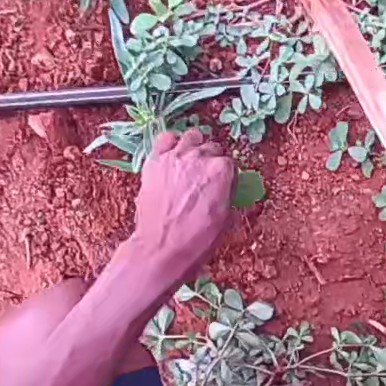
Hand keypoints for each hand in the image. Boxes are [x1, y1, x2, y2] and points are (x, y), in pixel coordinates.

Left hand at [127, 128, 235, 292]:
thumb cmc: (196, 239)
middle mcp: (199, 158)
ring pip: (191, 137)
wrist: (162, 248)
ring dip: (195, 146)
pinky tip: (173, 153)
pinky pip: (165, 139)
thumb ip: (229, 198)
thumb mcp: (225, 221)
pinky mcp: (155, 160)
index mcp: (222, 171)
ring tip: (192, 160)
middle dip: (212, 160)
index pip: (230, 163)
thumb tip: (229, 192)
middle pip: (211, 148)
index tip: (223, 184)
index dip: (227, 175)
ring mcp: (175, 156)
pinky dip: (171, 143)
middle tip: (207, 177)